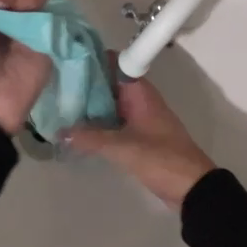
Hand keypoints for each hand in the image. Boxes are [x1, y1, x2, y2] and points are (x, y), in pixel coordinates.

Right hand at [67, 72, 215, 209]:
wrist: (192, 188)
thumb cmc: (162, 159)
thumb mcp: (125, 148)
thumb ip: (92, 138)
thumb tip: (60, 132)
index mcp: (140, 93)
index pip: (114, 63)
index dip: (92, 58)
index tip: (66, 59)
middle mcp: (139, 100)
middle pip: (108, 83)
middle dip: (84, 83)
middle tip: (54, 84)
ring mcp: (139, 118)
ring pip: (109, 103)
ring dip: (88, 105)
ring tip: (58, 104)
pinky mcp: (137, 136)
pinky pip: (112, 122)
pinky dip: (96, 123)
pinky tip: (76, 129)